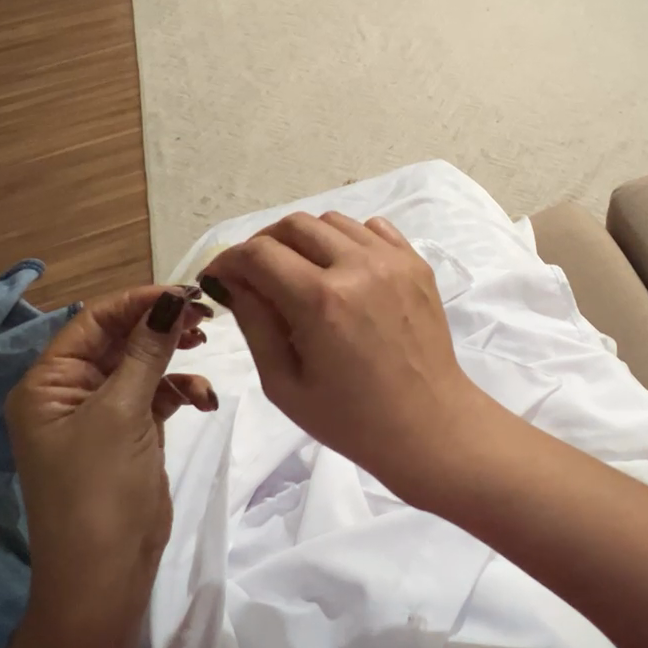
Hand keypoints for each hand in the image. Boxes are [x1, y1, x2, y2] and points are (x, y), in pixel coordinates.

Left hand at [3, 287, 214, 627]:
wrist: (105, 573)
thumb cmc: (99, 488)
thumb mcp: (122, 412)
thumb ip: (147, 351)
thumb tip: (170, 299)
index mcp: (48, 383)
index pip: (94, 321)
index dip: (139, 301)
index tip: (187, 293)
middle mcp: (70, 391)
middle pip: (121, 338)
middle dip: (162, 325)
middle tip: (206, 316)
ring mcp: (102, 413)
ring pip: (143, 363)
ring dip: (174, 355)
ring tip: (207, 344)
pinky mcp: (130, 431)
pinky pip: (158, 393)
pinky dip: (181, 390)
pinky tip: (203, 400)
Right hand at [200, 211, 497, 500]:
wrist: (428, 425)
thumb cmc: (350, 419)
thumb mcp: (284, 383)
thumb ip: (254, 323)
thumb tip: (231, 282)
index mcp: (321, 300)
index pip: (259, 254)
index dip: (229, 260)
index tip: (219, 277)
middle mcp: (357, 266)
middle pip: (294, 226)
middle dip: (264, 245)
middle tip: (255, 276)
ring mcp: (392, 260)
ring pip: (332, 221)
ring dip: (306, 240)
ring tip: (300, 274)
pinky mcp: (416, 263)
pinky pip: (373, 228)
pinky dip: (348, 239)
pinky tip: (342, 270)